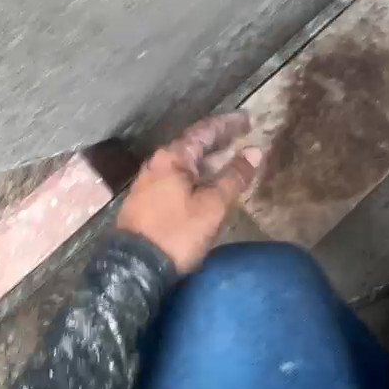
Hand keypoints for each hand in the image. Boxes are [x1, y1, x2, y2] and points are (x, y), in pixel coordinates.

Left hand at [116, 112, 264, 273]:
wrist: (133, 268)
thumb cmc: (176, 232)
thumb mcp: (212, 206)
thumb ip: (234, 177)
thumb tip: (254, 151)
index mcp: (173, 157)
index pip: (205, 130)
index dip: (228, 124)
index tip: (248, 119)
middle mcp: (158, 163)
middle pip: (193, 144)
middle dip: (218, 140)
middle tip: (242, 135)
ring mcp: (149, 182)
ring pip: (184, 162)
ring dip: (207, 159)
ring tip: (228, 158)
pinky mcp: (146, 200)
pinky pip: (177, 176)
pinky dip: (196, 174)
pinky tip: (205, 183)